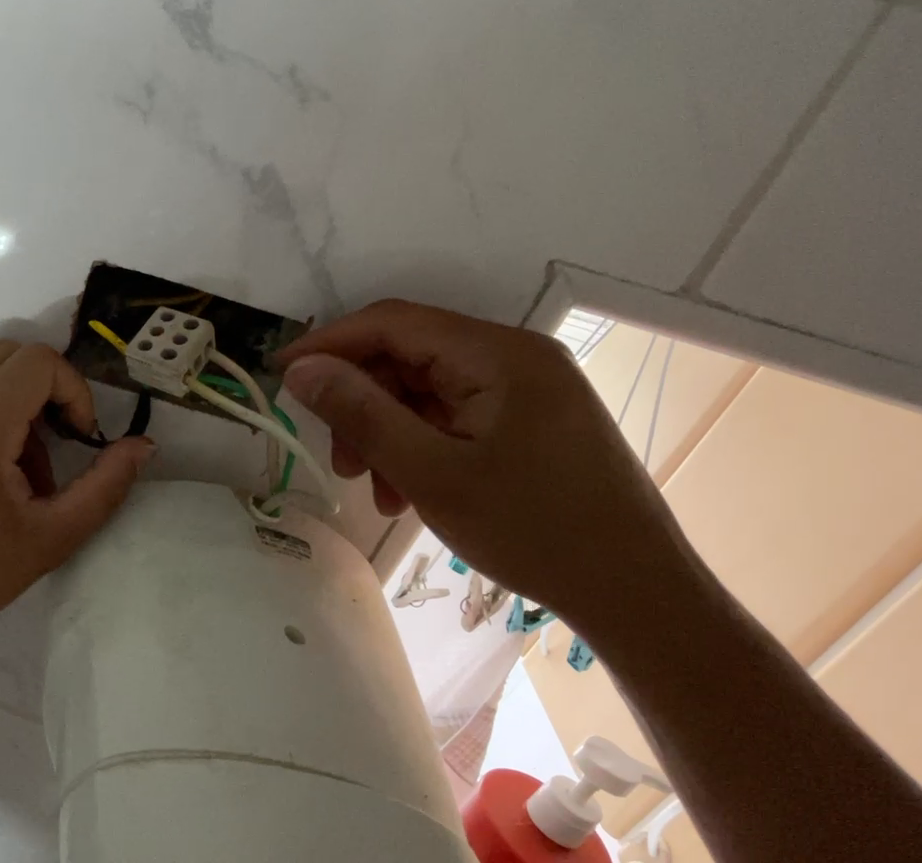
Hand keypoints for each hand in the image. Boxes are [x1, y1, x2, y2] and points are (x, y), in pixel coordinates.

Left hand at [0, 341, 155, 654]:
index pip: (38, 361)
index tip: (80, 439)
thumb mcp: (53, 537)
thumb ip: (106, 486)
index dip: (73, 390)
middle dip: (44, 389)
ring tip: (16, 479)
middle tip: (56, 445)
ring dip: (11, 410)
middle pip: (7, 354)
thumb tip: (143, 445)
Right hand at [276, 299, 696, 627]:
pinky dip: (420, 446)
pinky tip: (407, 493)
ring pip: (426, 391)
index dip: (329, 343)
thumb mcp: (431, 473)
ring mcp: (528, 390)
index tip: (281, 375)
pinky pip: (454, 416)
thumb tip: (299, 369)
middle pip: (408, 358)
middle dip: (361, 403)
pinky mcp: (532, 421)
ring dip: (386, 432)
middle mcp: (515, 357)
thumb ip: (360, 413)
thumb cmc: (535, 531)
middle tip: (337, 460)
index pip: (393, 323)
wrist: (641, 598)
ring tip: (374, 490)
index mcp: (499, 354)